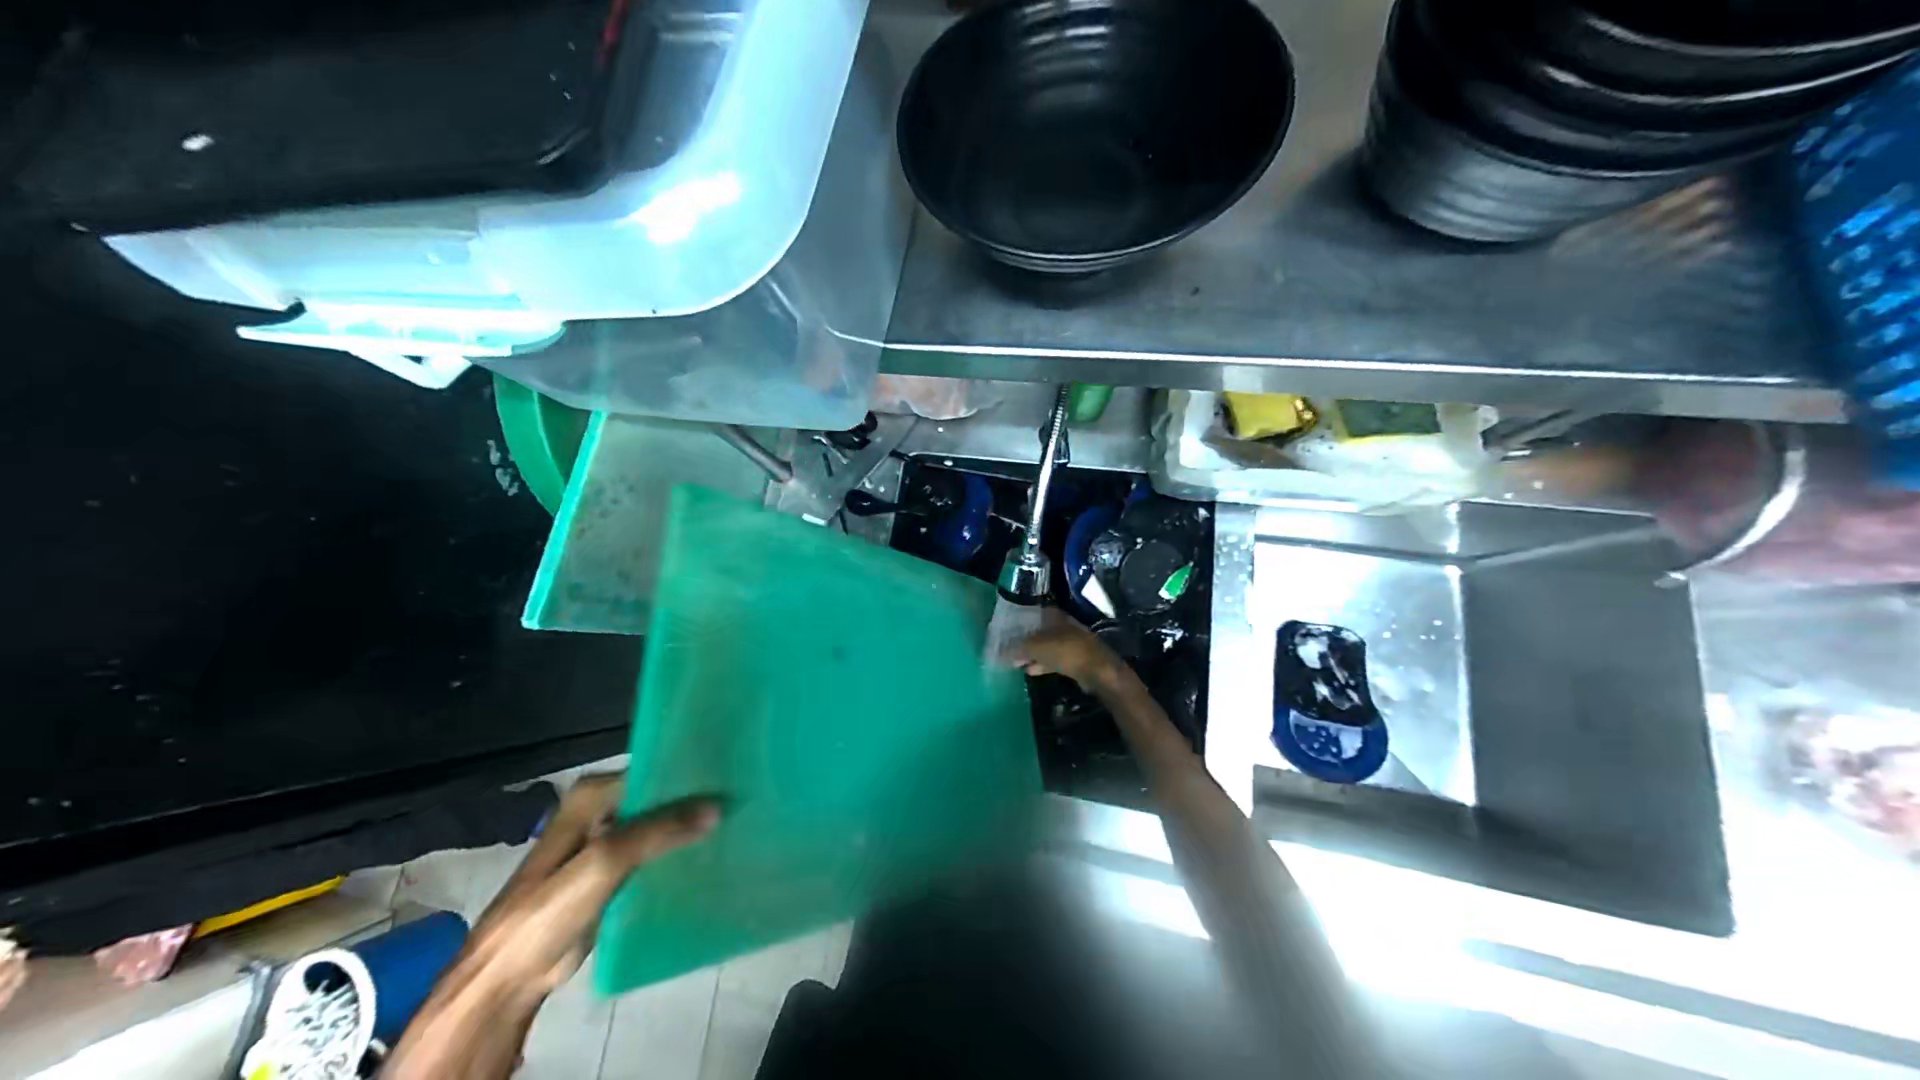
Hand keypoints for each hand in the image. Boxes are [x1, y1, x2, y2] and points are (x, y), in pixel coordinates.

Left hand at [455, 776, 719, 1002]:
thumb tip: (718, 806)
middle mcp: (600, 811)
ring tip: (735, 826)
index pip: (650, 771)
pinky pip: (654, 856)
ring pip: (658, 828)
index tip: (731, 778)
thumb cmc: (547, 913)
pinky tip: (710, 857)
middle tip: (740, 802)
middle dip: (693, 802)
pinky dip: (677, 856)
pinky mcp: (614, 876)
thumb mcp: (604, 862)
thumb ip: (658, 831)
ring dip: (688, 830)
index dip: (687, 776)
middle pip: (656, 798)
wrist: (509, 980)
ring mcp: (607, 845)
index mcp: (590, 796)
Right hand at [1009, 608, 1121, 689]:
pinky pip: (1055, 660)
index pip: (1036, 613)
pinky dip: (1042, 664)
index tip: (1009, 628)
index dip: (1021, 620)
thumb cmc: (1066, 651)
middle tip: (1010, 648)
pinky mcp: (1076, 661)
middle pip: (1041, 631)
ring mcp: (1072, 644)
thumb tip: (1000, 653)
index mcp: (1057, 617)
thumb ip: (1018, 648)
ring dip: (1033, 655)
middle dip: (1026, 640)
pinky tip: (1030, 671)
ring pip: (1048, 647)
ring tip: (1017, 663)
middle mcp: (1065, 627)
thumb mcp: (1037, 647)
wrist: (1097, 671)